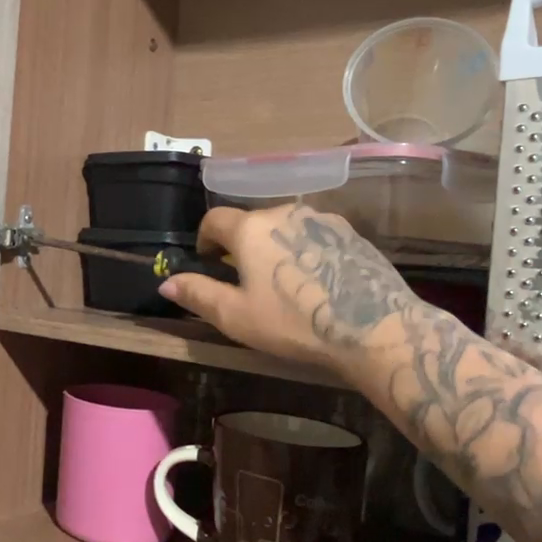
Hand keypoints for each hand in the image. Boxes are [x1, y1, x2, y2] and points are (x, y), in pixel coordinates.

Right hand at [158, 205, 419, 368]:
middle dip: (242, 246)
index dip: (204, 239)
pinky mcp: (351, 235)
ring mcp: (322, 221)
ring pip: (286, 229)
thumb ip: (198, 295)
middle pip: (252, 223)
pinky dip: (306, 253)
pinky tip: (316, 284)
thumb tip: (166, 283)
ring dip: (277, 248)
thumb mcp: (236, 317)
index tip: (207, 261)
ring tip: (283, 283)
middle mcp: (284, 213)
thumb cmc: (294, 323)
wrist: (375, 328)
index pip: (214, 220)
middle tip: (245, 280)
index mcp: (251, 228)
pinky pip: (316, 238)